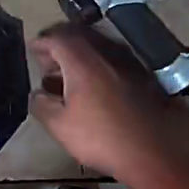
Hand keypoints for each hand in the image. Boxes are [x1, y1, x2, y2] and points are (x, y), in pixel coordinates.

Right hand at [30, 26, 188, 186]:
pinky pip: (112, 61)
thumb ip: (41, 105)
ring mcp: (128, 63)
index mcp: (83, 61)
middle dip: (60, 47)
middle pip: (78, 37)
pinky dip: (97, 67)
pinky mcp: (143, 75)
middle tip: (47, 63)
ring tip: (67, 78)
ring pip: (97, 49)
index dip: (41, 42)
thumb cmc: (103, 138)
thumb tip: (37, 95)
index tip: (33, 49)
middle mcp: (106, 53)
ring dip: (79, 58)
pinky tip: (93, 89)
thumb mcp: (60, 126)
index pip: (57, 38)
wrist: (155, 150)